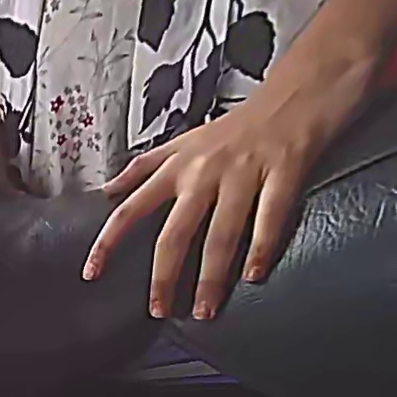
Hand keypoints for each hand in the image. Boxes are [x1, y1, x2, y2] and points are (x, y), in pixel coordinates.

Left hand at [81, 61, 371, 319]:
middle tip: (159, 311)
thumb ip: (144, 168)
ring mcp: (245, 171)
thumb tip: (108, 192)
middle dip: (164, 277)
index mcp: (178, 167)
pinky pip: (270, 216)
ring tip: (204, 309)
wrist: (305, 84)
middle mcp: (205, 172)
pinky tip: (253, 277)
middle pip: (175, 233)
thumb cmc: (240, 122)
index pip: (130, 209)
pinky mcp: (285, 168)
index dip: (108, 242)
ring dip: (210, 277)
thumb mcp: (184, 140)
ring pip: (220, 234)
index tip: (91, 273)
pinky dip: (262, 248)